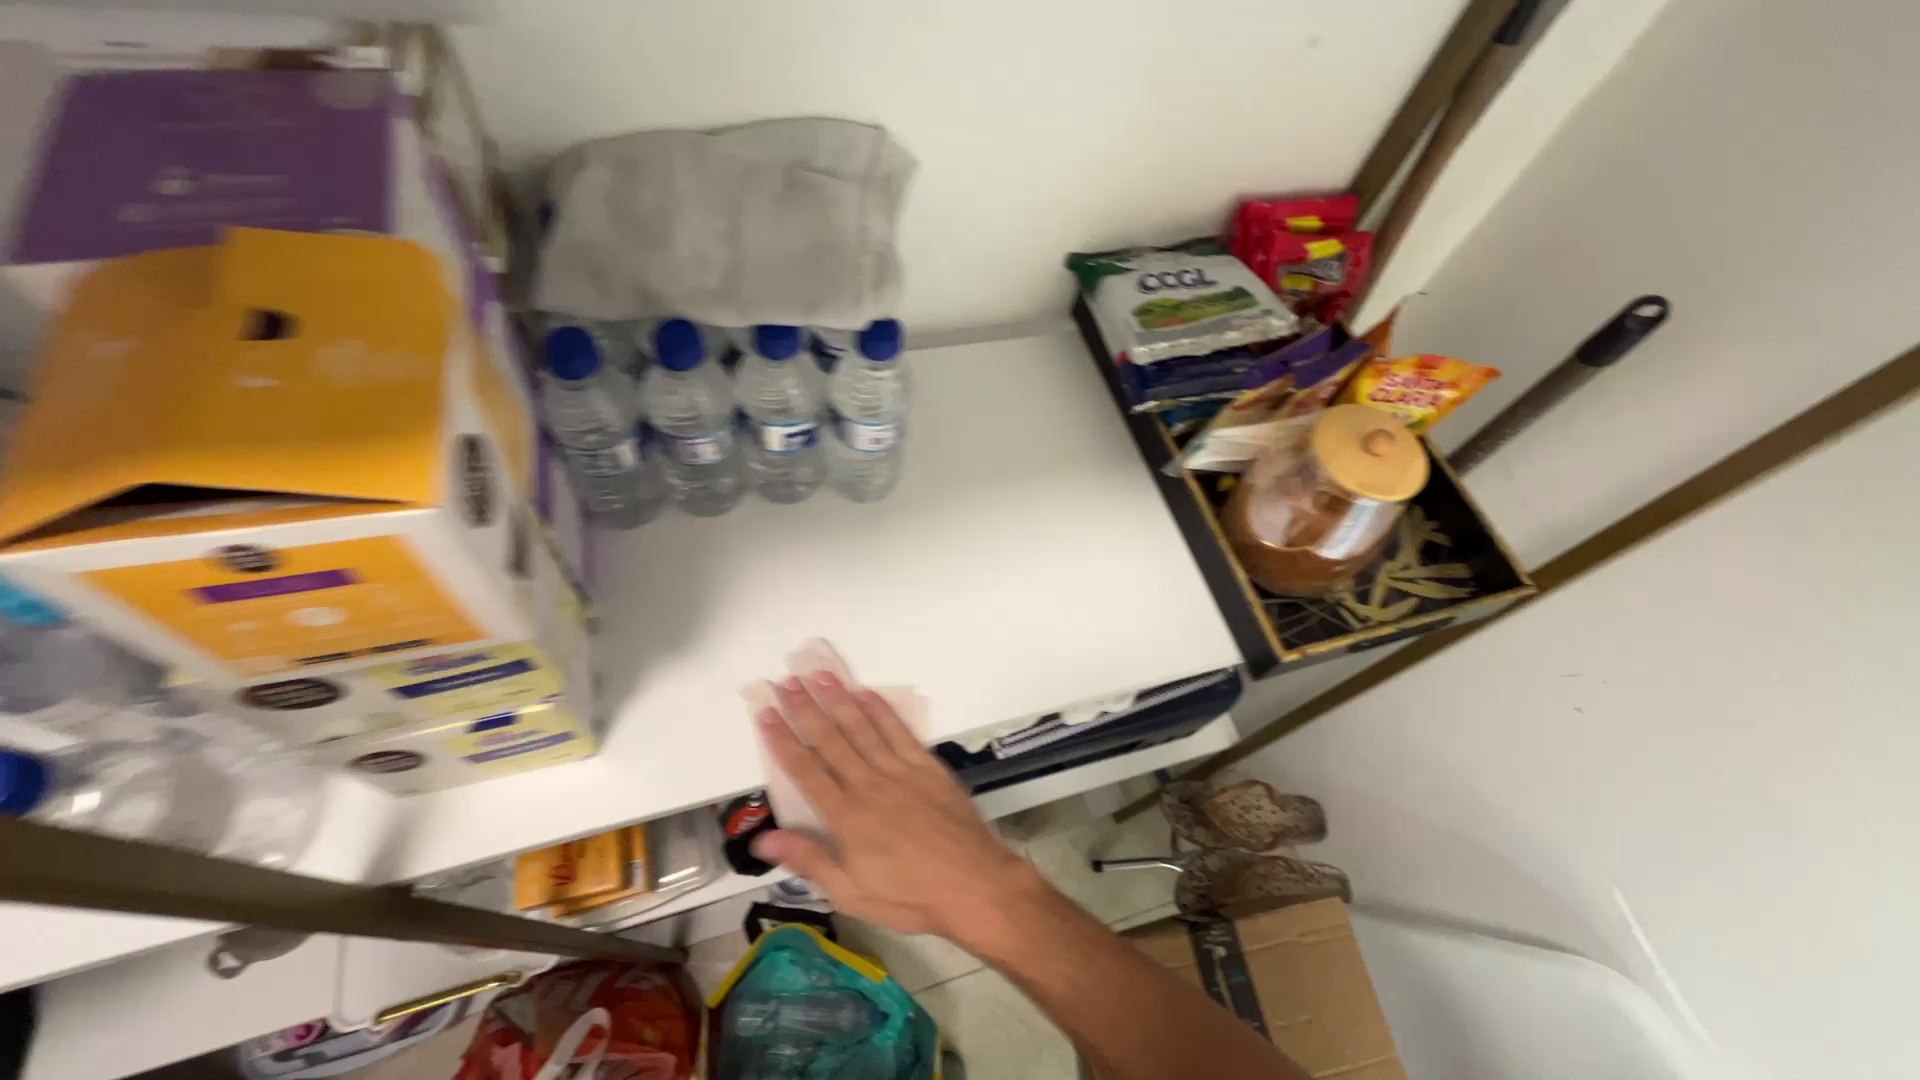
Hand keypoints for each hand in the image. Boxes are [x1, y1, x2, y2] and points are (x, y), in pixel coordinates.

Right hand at [751, 672, 1042, 943]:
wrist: (973, 885)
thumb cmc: (910, 896)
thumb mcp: (851, 892)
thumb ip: (808, 860)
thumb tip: (763, 838)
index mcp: (846, 816)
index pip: (805, 769)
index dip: (783, 739)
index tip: (766, 712)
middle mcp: (869, 784)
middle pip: (831, 739)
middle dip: (806, 708)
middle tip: (788, 681)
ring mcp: (900, 772)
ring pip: (863, 728)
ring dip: (840, 700)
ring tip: (821, 675)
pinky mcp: (928, 768)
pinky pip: (900, 732)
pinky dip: (882, 711)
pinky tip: (868, 694)